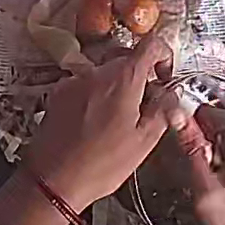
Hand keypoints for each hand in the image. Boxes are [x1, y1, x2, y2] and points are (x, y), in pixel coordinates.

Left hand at [24, 33, 175, 206]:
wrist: (52, 180)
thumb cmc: (99, 165)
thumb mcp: (144, 141)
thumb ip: (163, 111)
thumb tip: (171, 95)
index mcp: (123, 79)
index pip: (151, 45)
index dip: (164, 55)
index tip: (165, 75)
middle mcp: (96, 72)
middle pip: (126, 58)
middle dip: (140, 75)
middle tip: (147, 102)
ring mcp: (74, 81)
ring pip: (104, 71)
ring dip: (117, 86)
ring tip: (119, 117)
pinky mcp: (59, 93)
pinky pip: (84, 84)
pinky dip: (95, 94)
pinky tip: (96, 121)